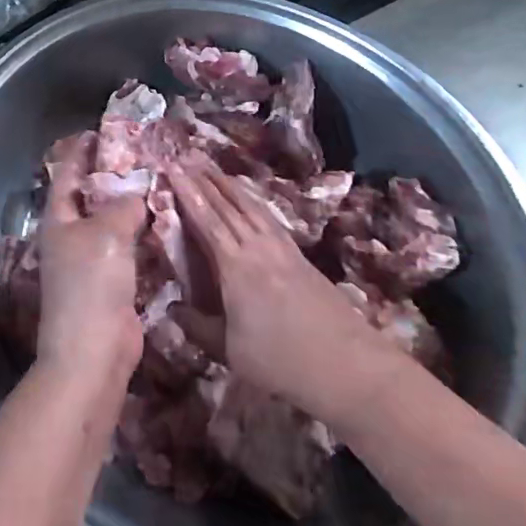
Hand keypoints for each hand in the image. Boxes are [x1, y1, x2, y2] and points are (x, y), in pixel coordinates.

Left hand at [34, 150, 146, 385]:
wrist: (93, 350)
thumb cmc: (90, 284)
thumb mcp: (106, 235)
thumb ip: (122, 207)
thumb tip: (136, 192)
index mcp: (58, 218)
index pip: (67, 176)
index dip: (80, 153)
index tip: (97, 133)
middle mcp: (72, 235)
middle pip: (91, 198)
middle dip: (113, 178)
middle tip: (142, 156)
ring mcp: (92, 260)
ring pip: (113, 224)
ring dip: (132, 207)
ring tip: (160, 183)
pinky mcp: (113, 282)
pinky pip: (130, 250)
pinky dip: (145, 236)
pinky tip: (167, 223)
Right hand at [165, 163, 409, 424]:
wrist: (355, 371)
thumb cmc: (285, 361)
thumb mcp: (230, 350)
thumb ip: (196, 326)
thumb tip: (170, 307)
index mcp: (235, 266)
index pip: (206, 219)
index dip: (186, 192)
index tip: (170, 167)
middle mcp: (258, 249)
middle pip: (227, 205)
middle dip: (204, 178)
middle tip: (184, 154)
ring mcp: (283, 251)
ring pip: (250, 207)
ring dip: (228, 184)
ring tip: (211, 166)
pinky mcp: (300, 259)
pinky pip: (268, 218)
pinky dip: (252, 201)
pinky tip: (248, 199)